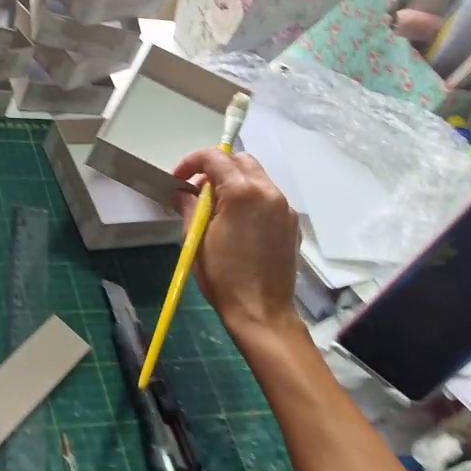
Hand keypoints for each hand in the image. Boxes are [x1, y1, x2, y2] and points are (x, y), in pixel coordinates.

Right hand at [170, 148, 302, 345]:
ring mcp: (284, 208)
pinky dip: (250, 199)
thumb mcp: (196, 238)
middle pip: (240, 160)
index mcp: (242, 193)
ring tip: (217, 210)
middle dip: (216, 169)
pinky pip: (268, 198)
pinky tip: (238, 225)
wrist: (261, 312)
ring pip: (257, 177)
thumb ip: (190, 206)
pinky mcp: (291, 223)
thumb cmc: (223, 277)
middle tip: (198, 192)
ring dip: (234, 183)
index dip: (191, 162)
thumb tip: (183, 192)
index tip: (179, 179)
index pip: (215, 158)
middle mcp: (268, 192)